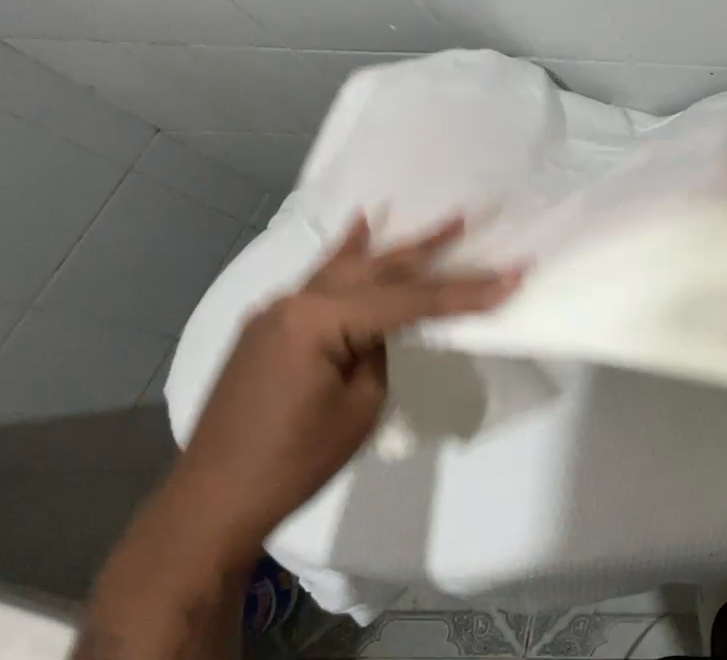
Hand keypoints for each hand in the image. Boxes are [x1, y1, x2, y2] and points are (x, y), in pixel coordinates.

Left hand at [171, 216, 524, 560]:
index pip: (409, 299)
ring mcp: (276, 313)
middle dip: (432, 250)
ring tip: (438, 224)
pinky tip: (361, 230)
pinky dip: (346, 254)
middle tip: (475, 224)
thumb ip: (378, 349)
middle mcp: (294, 303)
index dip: (465, 291)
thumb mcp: (361, 402)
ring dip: (395, 248)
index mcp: (319, 321)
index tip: (514, 275)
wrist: (212, 503)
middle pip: (380, 271)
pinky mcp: (270, 329)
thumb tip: (382, 326)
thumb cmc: (295, 459)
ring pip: (350, 268)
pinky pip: (319, 280)